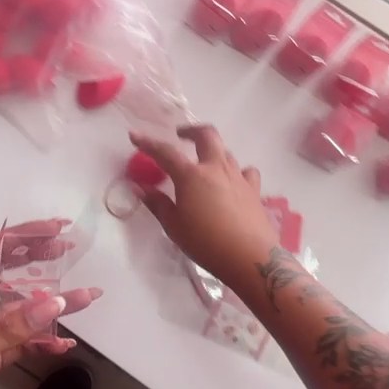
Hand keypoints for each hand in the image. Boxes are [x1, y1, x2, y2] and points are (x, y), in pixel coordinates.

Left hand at [0, 220, 100, 388]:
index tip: (55, 229)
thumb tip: (55, 302)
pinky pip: (20, 343)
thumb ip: (10, 329)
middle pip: (9, 274)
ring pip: (20, 311)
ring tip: (86, 299)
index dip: (21, 236)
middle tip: (73, 251)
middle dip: (40, 261)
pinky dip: (41, 342)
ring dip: (49, 307)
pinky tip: (64, 344)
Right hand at [130, 125, 278, 289]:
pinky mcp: (254, 190)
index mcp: (191, 176)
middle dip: (191, 131)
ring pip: (226, 152)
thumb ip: (157, 203)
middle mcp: (216, 168)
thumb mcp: (174, 226)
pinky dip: (237, 171)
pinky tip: (233, 182)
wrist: (249, 257)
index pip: (165, 152)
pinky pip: (246, 171)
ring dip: (212, 152)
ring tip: (203, 164)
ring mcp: (238, 177)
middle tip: (180, 135)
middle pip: (206, 135)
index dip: (148, 143)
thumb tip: (139, 187)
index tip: (135, 136)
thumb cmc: (205, 243)